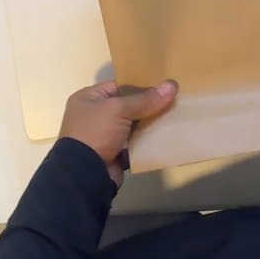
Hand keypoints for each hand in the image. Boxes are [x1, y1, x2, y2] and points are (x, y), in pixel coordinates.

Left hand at [58, 79, 177, 186]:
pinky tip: (165, 137)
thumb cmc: (96, 132)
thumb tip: (172, 86)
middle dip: (148, 106)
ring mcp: (103, 136)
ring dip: (149, 125)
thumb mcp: (119, 109)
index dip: (141, 85)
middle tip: (174, 101)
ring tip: (174, 118)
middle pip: (127, 106)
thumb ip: (145, 99)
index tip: (164, 85)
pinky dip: (146, 142)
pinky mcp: (113, 154)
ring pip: (132, 126)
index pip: (118, 86)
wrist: (85, 173)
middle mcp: (94, 115)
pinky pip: (134, 145)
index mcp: (89, 98)